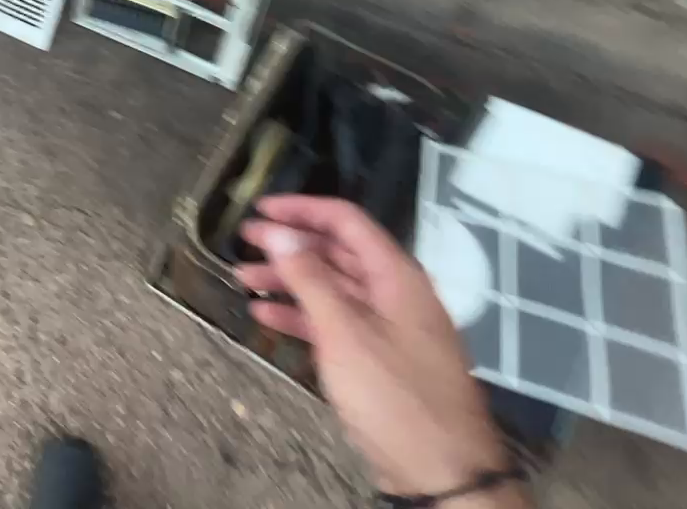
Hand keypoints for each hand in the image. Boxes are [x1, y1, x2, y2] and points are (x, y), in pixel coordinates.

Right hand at [234, 196, 519, 502]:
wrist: (443, 477)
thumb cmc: (394, 396)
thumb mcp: (344, 333)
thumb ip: (309, 278)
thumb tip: (280, 231)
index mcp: (396, 278)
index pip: (347, 222)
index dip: (302, 209)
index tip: (260, 209)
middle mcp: (393, 294)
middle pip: (336, 252)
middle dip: (288, 244)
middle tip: (244, 241)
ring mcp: (386, 326)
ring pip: (330, 286)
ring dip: (287, 279)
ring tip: (243, 278)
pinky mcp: (376, 356)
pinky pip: (333, 320)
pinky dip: (299, 313)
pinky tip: (265, 314)